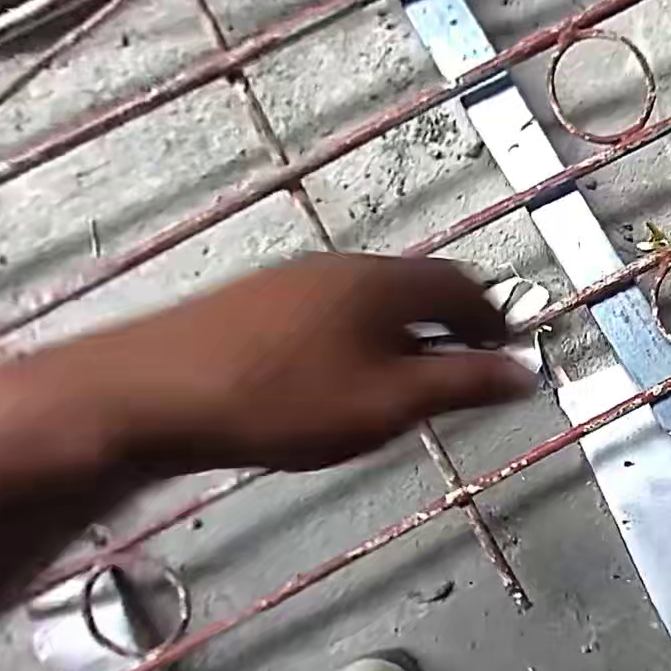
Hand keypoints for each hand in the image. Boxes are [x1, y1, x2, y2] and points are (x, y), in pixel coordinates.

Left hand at [45, 254, 534, 472]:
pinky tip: (346, 372)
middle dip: (454, 323)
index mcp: (383, 283)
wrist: (144, 398)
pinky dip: (368, 334)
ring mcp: (295, 280)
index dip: (494, 318)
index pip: (462, 286)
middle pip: (421, 286)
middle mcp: (343, 267)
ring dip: (411, 330)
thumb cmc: (286, 401)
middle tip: (466, 366)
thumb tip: (527, 373)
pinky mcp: (259, 302)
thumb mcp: (391, 402)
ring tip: (413, 376)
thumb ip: (464, 385)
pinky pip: (338, 309)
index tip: (505, 352)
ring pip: (377, 299)